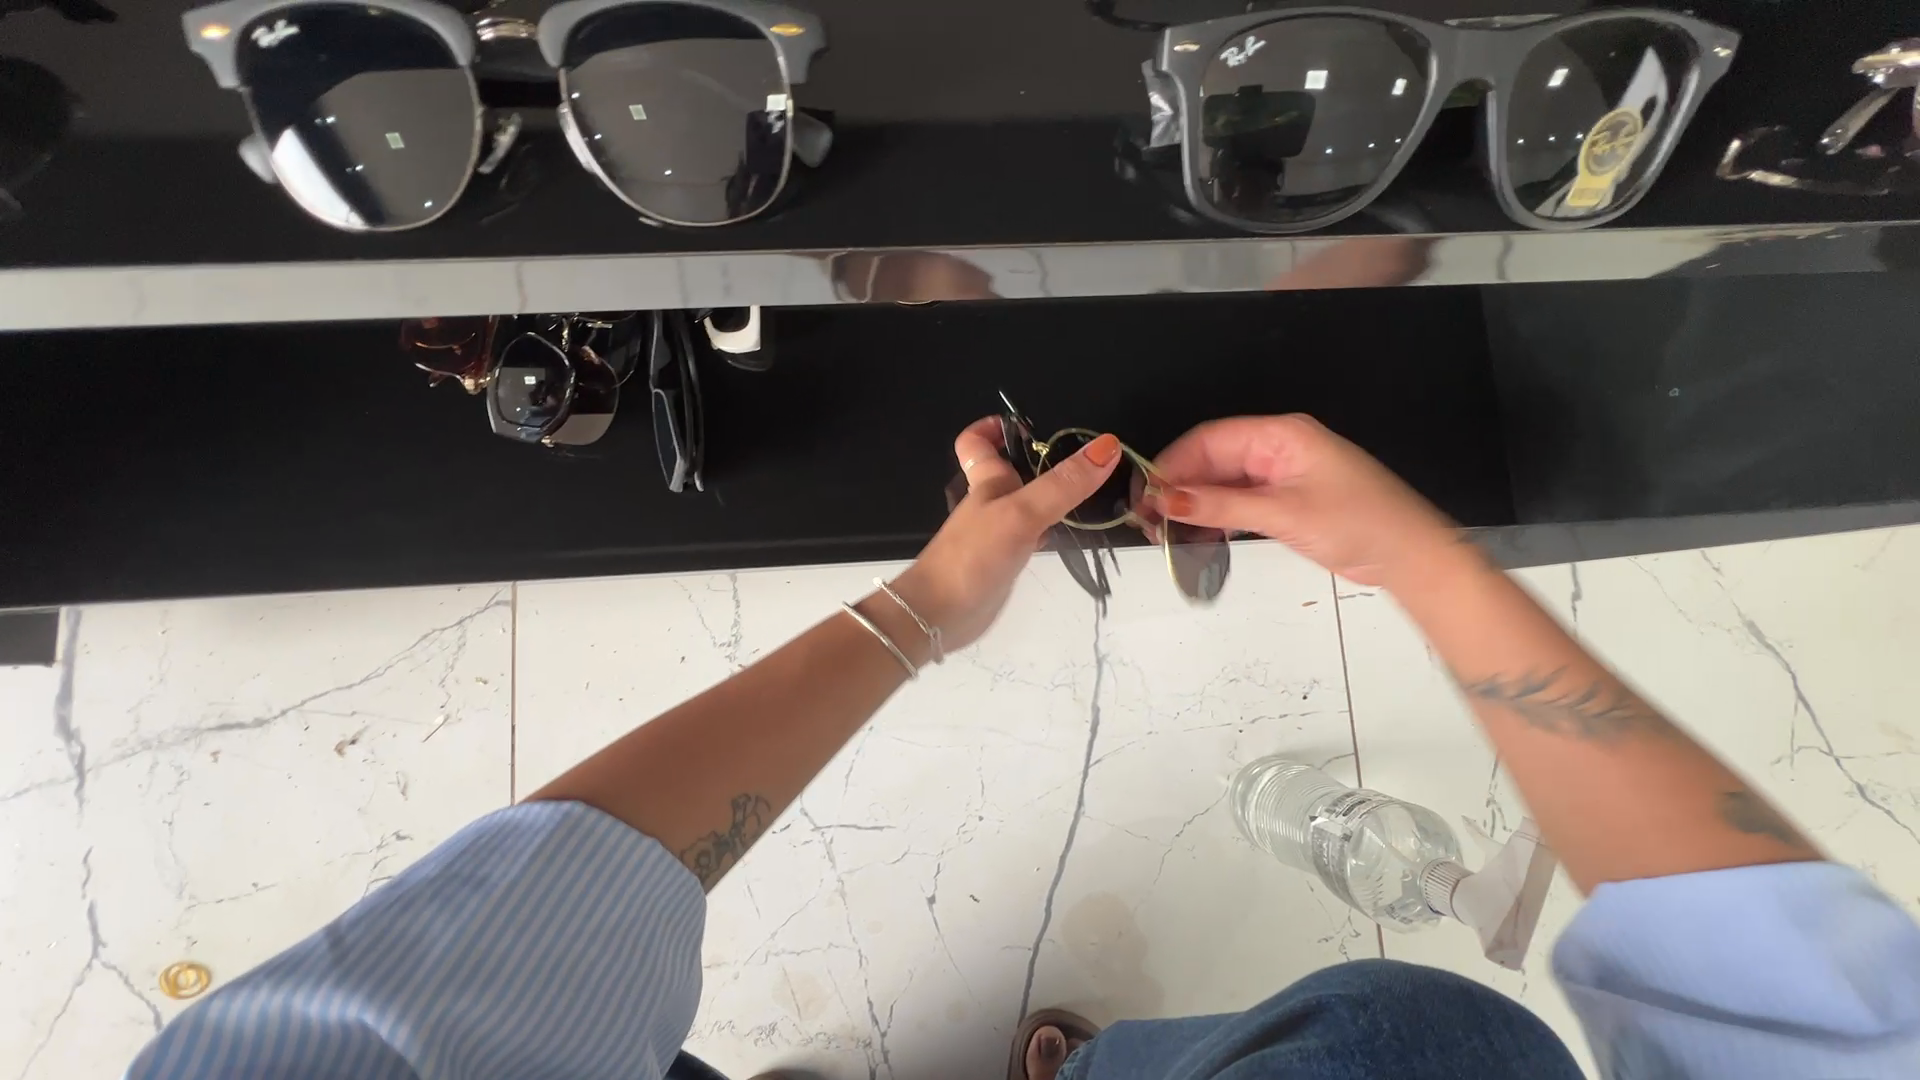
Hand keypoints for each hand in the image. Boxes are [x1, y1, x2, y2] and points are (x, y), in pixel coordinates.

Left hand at [887, 418, 1121, 650]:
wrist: (939, 615)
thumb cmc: (974, 555)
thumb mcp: (1022, 513)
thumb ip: (1063, 484)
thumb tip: (1108, 446)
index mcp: (985, 482)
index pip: (977, 442)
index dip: (993, 427)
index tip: (1026, 425)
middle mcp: (989, 503)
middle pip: (1008, 470)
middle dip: (1038, 460)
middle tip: (1080, 458)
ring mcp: (995, 534)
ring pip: (1023, 504)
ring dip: (1050, 496)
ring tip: (1090, 491)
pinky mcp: (1002, 562)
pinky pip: (1029, 536)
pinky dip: (1048, 531)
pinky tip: (1069, 536)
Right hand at [1150, 414, 1457, 586]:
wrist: (1410, 557)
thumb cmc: (1361, 522)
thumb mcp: (1284, 512)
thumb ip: (1222, 506)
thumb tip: (1168, 500)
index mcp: (1281, 435)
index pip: (1211, 439)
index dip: (1174, 463)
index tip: (1147, 492)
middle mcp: (1276, 449)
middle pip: (1211, 462)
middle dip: (1179, 487)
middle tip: (1150, 517)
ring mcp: (1278, 477)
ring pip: (1220, 484)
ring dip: (1193, 505)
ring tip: (1165, 531)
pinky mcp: (1282, 502)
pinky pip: (1236, 503)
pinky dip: (1214, 517)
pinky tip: (1196, 535)